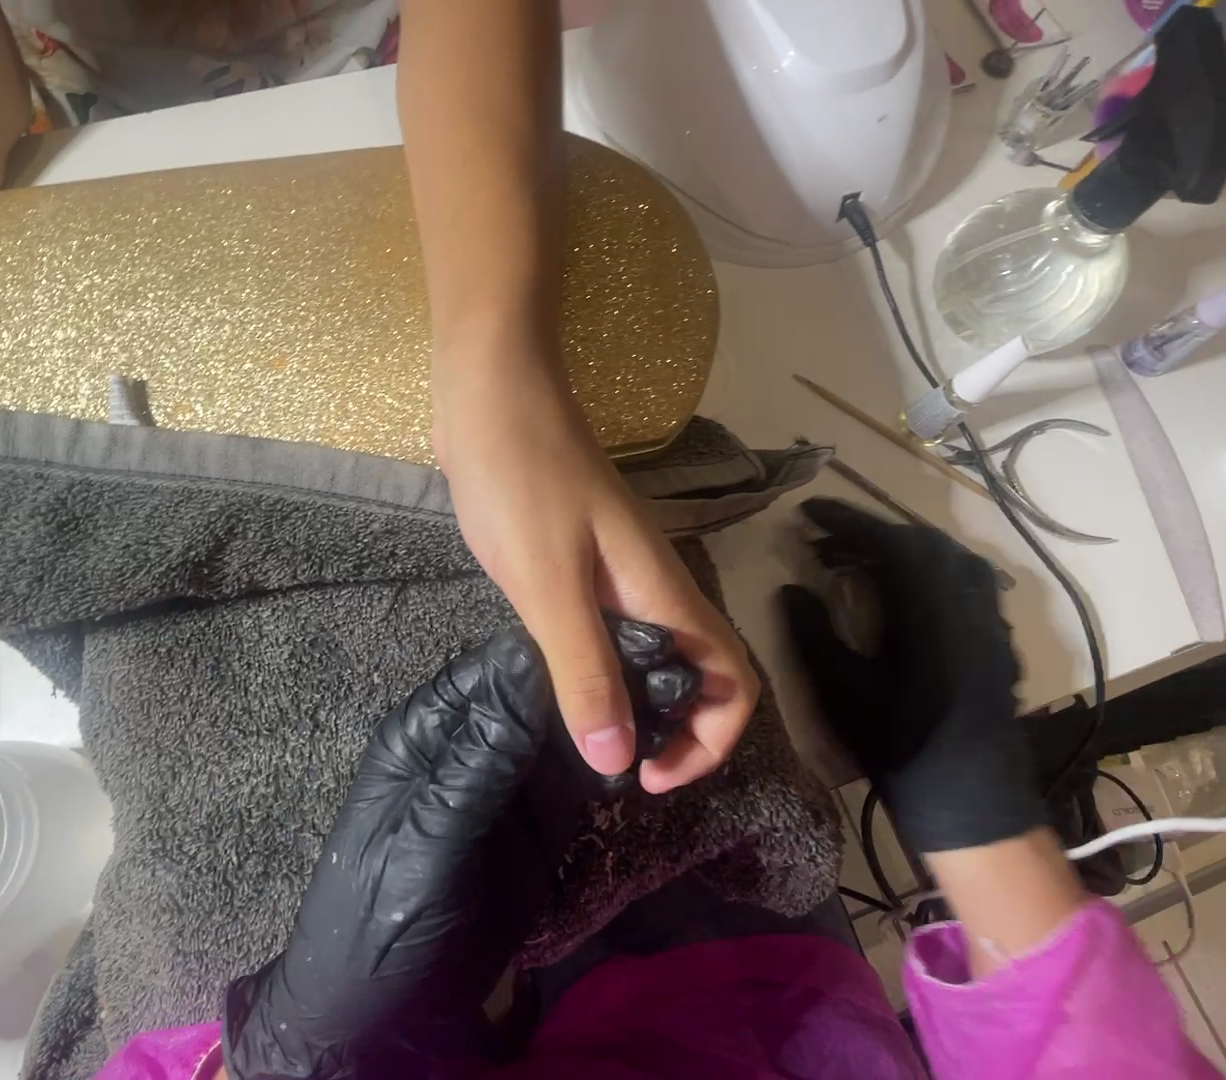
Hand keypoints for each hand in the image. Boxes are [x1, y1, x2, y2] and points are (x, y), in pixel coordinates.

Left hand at [222, 621, 702, 1078]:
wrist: (389, 1008)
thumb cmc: (387, 912)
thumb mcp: (433, 830)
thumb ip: (483, 753)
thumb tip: (529, 662)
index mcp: (433, 726)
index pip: (500, 670)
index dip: (559, 655)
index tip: (624, 643)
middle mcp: (474, 739)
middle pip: (540, 695)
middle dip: (595, 687)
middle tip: (667, 676)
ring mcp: (509, 779)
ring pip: (566, 734)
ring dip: (611, 726)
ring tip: (670, 713)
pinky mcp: (537, 818)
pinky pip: (579, 779)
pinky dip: (610, 770)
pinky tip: (646, 763)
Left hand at [431, 338, 758, 793]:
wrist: (492, 394)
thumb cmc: (523, 480)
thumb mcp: (550, 585)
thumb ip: (586, 670)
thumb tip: (618, 761)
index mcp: (664, 594)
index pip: (733, 680)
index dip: (709, 741)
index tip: (648, 776)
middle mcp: (654, 586)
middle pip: (698, 671)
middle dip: (670, 728)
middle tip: (606, 762)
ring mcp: (616, 571)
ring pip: (650, 651)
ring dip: (632, 699)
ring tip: (577, 731)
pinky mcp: (579, 559)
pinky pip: (607, 627)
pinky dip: (597, 664)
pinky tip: (551, 672)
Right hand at [777, 498, 1042, 853]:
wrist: (967, 798)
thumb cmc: (896, 743)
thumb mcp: (839, 689)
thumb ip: (812, 631)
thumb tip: (791, 588)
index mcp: (925, 611)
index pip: (887, 542)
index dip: (845, 521)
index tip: (807, 512)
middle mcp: (964, 605)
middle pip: (922, 543)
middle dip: (871, 532)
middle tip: (827, 541)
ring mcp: (988, 623)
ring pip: (951, 560)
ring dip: (904, 549)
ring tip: (864, 561)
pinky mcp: (997, 642)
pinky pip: (967, 583)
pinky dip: (931, 572)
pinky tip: (906, 595)